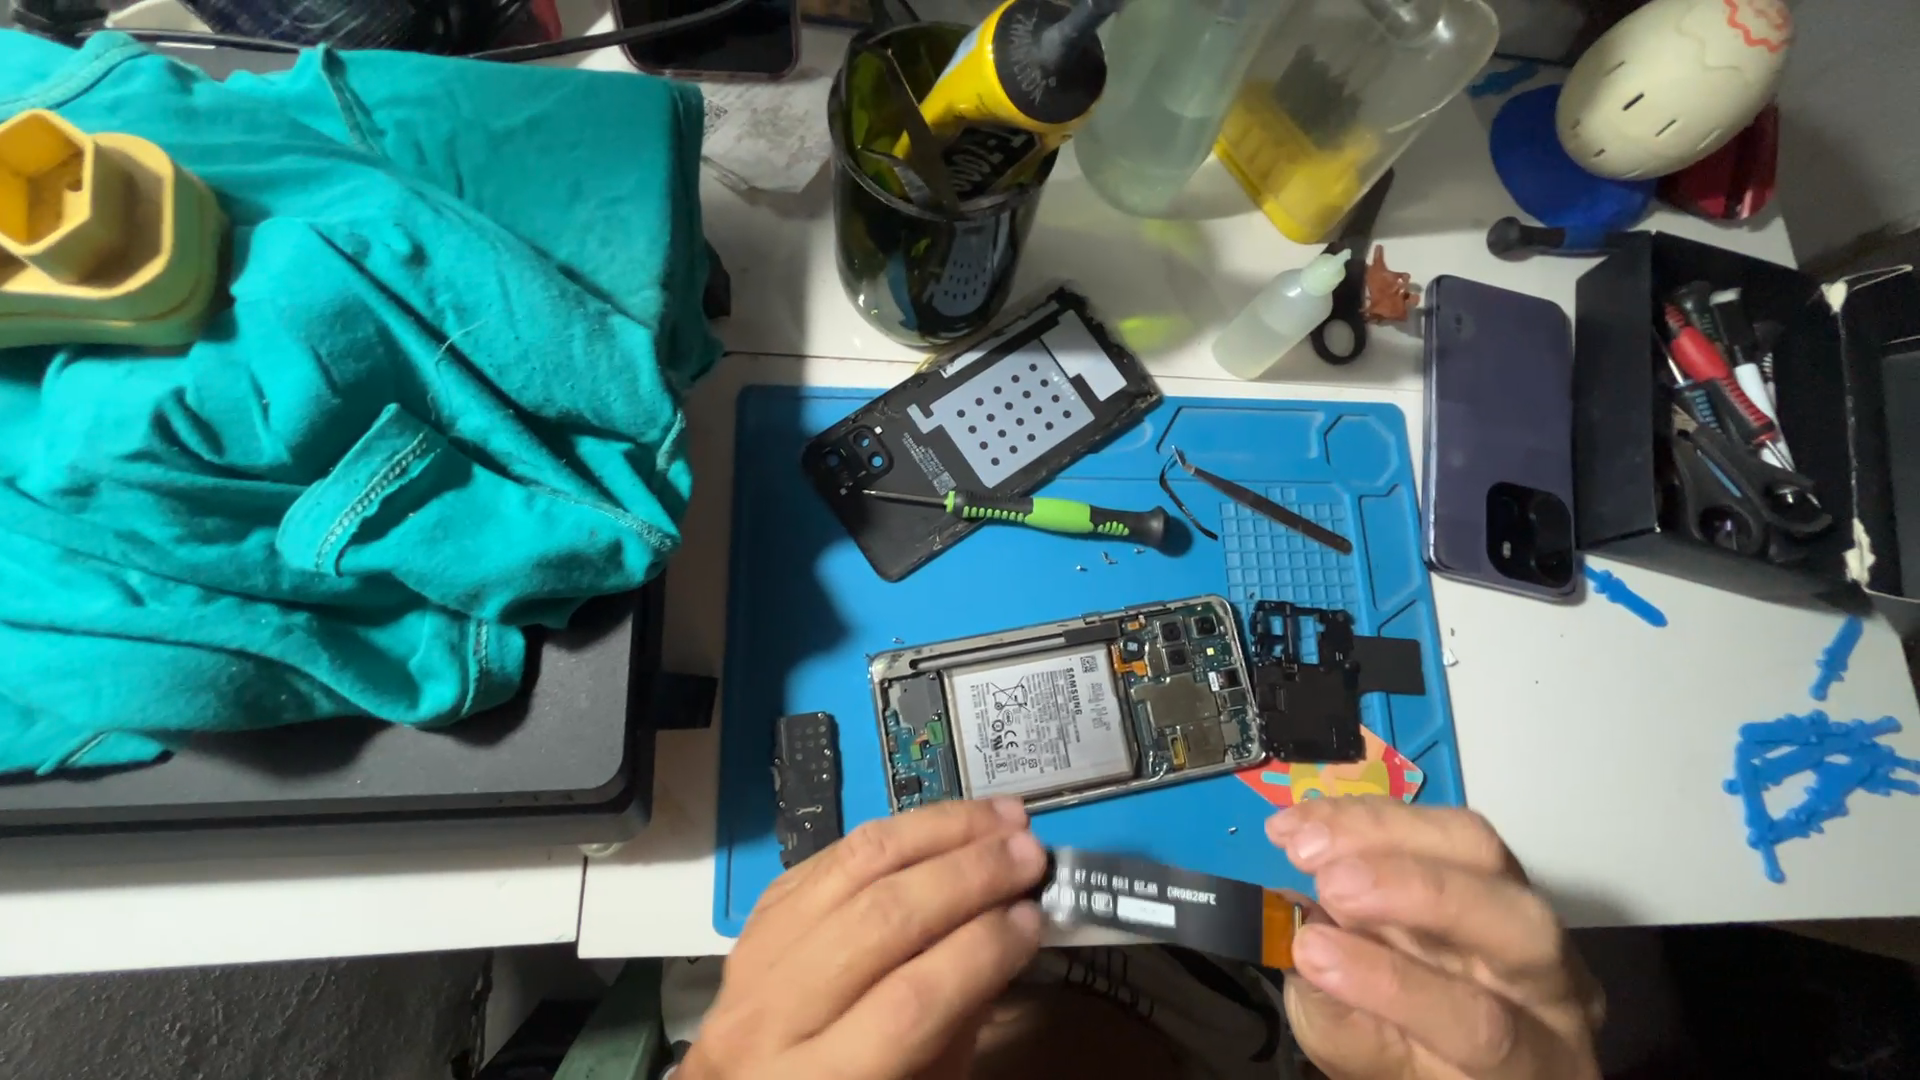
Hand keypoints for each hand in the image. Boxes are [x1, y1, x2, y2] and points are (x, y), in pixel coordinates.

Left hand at [680, 798, 1048, 1079]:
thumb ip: (959, 1016)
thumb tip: (1011, 923)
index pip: (910, 1001)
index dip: (981, 950)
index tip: (1035, 916)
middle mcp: (774, 1011)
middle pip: (882, 917)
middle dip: (969, 875)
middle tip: (1029, 852)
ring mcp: (760, 949)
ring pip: (857, 864)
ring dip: (940, 830)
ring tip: (1000, 818)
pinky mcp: (764, 907)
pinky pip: (838, 851)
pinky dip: (901, 830)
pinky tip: (948, 821)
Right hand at [1267, 797, 1603, 1079]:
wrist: (1445, 1033)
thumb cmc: (1406, 1054)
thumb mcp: (1361, 1060)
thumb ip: (1336, 1014)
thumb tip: (1303, 943)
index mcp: (1531, 1062)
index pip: (1484, 1024)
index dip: (1392, 983)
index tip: (1309, 952)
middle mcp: (1550, 982)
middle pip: (1517, 922)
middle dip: (1413, 889)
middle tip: (1325, 881)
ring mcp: (1521, 907)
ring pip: (1477, 848)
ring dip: (1376, 830)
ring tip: (1302, 840)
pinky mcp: (1480, 859)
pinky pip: (1431, 819)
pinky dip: (1356, 813)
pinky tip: (1304, 822)